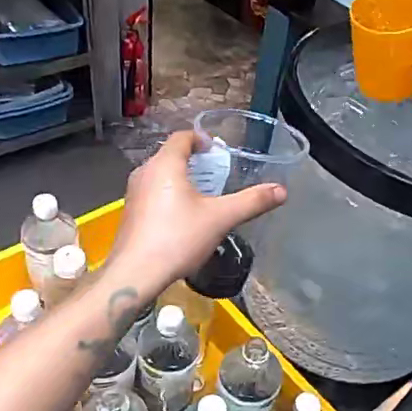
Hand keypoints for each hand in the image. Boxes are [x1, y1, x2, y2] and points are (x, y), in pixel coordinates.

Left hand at [105, 131, 284, 291]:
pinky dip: (168, 196)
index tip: (217, 151)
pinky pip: (152, 194)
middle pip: (170, 156)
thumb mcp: (220, 219)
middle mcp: (144, 173)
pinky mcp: (130, 214)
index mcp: (165, 164)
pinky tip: (182, 218)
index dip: (201, 139)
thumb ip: (251, 202)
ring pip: (160, 176)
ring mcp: (133, 194)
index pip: (181, 137)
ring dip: (181, 180)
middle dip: (194, 162)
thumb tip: (281, 191)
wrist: (136, 273)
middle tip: (216, 175)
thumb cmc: (177, 238)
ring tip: (203, 197)